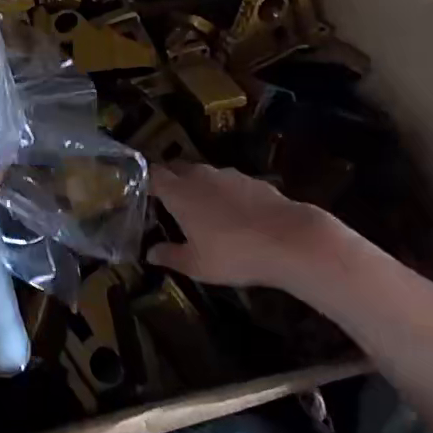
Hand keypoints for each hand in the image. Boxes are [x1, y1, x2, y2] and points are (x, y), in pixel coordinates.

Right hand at [146, 164, 367, 291]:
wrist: (292, 241)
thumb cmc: (234, 254)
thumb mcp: (197, 265)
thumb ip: (170, 256)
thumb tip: (150, 253)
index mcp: (179, 192)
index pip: (153, 174)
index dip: (145, 181)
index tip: (140, 192)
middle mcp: (200, 176)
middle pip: (177, 168)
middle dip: (170, 179)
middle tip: (166, 200)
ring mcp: (229, 175)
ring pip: (204, 173)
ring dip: (198, 185)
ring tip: (201, 208)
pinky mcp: (255, 181)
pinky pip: (230, 182)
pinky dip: (225, 192)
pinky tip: (234, 214)